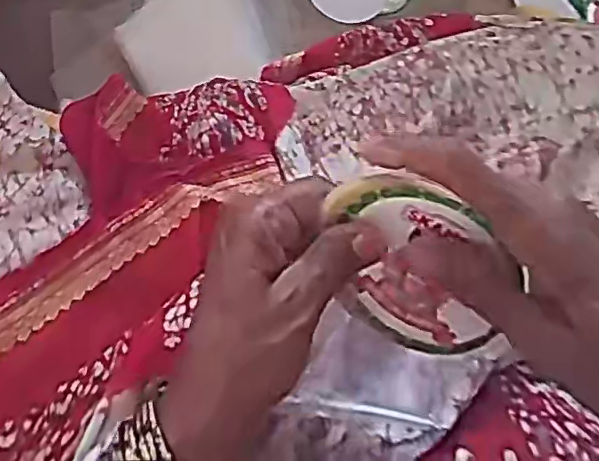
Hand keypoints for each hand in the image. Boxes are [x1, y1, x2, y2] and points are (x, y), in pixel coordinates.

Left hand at [158, 179, 384, 459]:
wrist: (210, 407)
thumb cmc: (249, 355)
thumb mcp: (297, 304)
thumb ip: (333, 258)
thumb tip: (374, 227)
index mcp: (254, 215)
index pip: (316, 191)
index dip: (354, 208)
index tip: (389, 232)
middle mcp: (250, 215)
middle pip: (312, 206)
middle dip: (348, 228)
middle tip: (388, 253)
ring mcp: (251, 239)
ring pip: (309, 228)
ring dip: (338, 247)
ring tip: (376, 267)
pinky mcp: (256, 262)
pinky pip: (297, 248)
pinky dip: (322, 261)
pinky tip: (348, 280)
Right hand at [362, 136, 598, 460]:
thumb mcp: (547, 345)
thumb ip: (478, 287)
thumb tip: (407, 245)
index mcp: (547, 230)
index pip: (468, 170)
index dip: (413, 151)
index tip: (367, 149)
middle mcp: (552, 204)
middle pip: (471, 169)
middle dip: (415, 170)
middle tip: (369, 194)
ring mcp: (563, 211)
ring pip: (485, 184)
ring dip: (438, 190)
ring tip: (395, 214)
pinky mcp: (566, 225)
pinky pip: (503, 202)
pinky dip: (465, 209)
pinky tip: (446, 237)